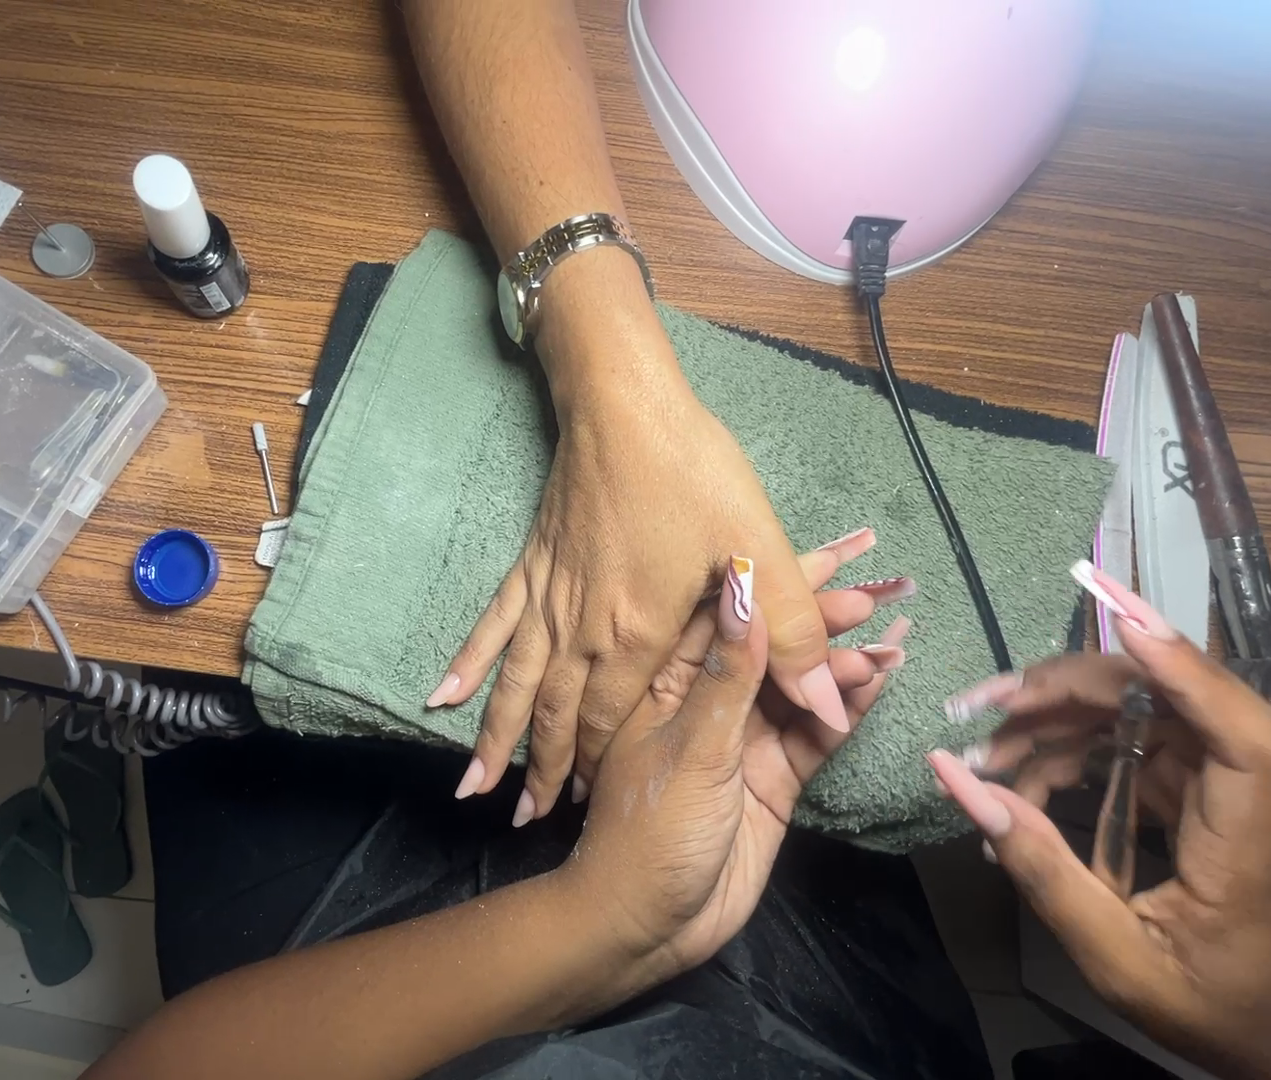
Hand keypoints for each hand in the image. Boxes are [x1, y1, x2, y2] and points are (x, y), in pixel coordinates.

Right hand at [427, 311, 862, 826]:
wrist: (624, 406)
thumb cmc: (691, 472)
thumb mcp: (757, 545)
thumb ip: (788, 632)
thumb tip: (829, 707)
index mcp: (634, 634)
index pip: (614, 723)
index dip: (603, 771)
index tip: (590, 816)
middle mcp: (581, 629)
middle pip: (559, 714)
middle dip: (546, 770)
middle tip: (527, 820)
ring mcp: (548, 598)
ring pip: (518, 684)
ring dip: (498, 737)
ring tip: (473, 787)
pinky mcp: (531, 567)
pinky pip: (494, 625)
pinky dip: (470, 662)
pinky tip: (442, 693)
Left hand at [554, 552, 908, 992]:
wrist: (649, 924)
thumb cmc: (652, 829)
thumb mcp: (692, 746)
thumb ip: (729, 675)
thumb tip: (747, 589)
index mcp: (668, 679)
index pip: (728, 614)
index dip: (775, 580)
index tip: (831, 552)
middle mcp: (707, 699)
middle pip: (768, 647)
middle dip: (817, 619)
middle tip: (876, 590)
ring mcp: (742, 738)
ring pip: (796, 687)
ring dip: (839, 664)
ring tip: (891, 636)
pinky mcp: (771, 777)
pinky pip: (812, 734)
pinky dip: (843, 710)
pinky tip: (877, 680)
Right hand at [928, 562, 1270, 1079]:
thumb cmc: (1224, 1012)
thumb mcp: (1115, 960)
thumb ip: (1037, 867)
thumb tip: (954, 777)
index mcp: (1258, 853)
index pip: (1250, 740)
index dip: (1188, 672)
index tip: (1119, 618)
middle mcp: (1255, 801)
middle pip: (1172, 704)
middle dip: (1068, 688)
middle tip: (981, 705)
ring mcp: (1230, 791)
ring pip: (1141, 716)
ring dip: (1056, 718)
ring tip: (983, 749)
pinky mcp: (1206, 794)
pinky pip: (1132, 745)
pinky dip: (1068, 749)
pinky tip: (1020, 776)